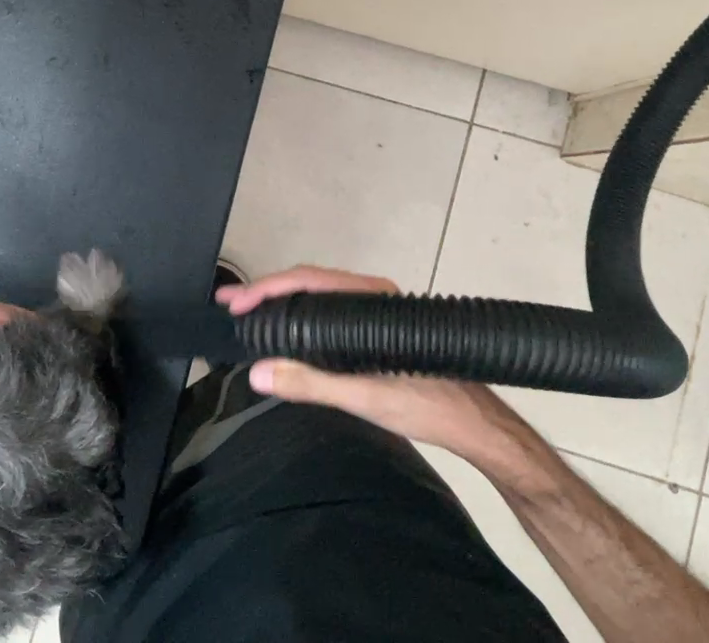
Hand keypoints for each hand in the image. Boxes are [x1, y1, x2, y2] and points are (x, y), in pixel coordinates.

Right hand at [217, 267, 545, 479]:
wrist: (477, 427)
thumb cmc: (429, 406)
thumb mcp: (366, 397)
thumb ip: (312, 383)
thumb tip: (259, 372)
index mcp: (373, 299)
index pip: (309, 281)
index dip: (267, 288)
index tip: (234, 302)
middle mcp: (373, 297)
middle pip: (309, 283)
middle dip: (267, 292)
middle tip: (231, 305)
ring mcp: (376, 312)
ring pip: (318, 297)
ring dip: (282, 304)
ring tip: (248, 316)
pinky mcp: (377, 331)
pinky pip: (328, 313)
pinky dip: (300, 318)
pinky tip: (285, 333)